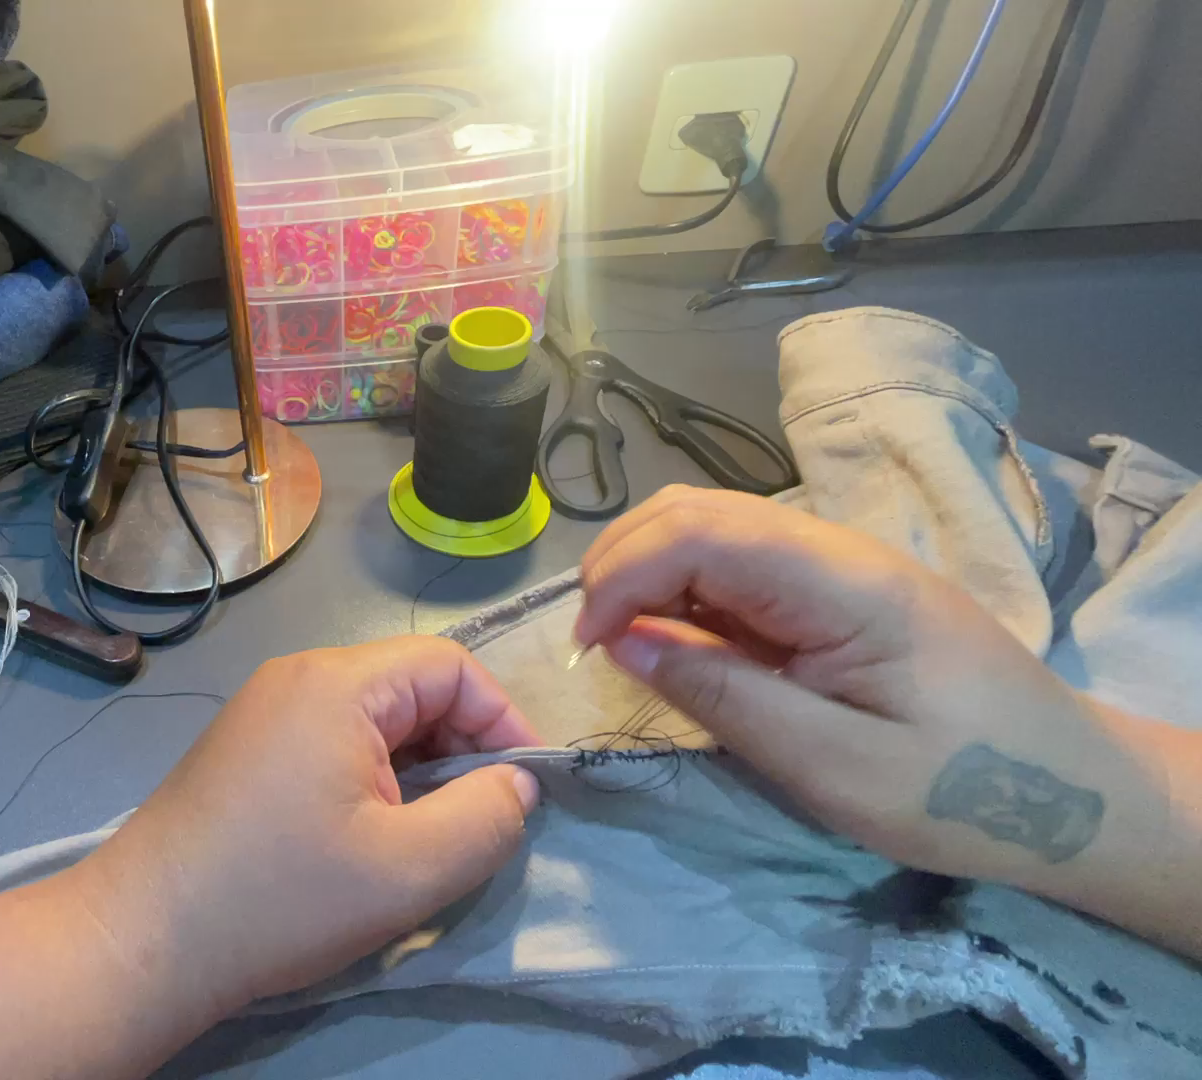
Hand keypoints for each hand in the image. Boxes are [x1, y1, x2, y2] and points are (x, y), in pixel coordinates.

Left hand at [68, 637, 540, 1016]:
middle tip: (478, 819)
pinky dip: (372, 773)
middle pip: (408, 685)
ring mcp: (265, 707)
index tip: (526, 786)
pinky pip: (333, 736)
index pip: (448, 665)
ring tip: (428, 831)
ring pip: (372, 715)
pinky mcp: (248, 743)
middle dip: (460, 745)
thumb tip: (517, 780)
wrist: (148, 933)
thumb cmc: (280, 896)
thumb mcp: (408, 869)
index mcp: (336, 682)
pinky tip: (372, 827)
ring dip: (417, 764)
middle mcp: (297, 675)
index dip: (501, 717)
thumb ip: (486, 818)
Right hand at [572, 486, 1136, 888]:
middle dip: (617, 563)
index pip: (701, 532)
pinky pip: (716, 555)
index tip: (592, 645)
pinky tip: (667, 631)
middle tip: (597, 640)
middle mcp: (828, 548)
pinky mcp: (813, 582)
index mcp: (844, 584)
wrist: (1075, 797)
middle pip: (688, 509)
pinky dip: (667, 583)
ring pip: (695, 520)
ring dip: (636, 566)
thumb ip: (722, 696)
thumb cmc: (963, 792)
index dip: (624, 574)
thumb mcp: (835, 767)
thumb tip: (621, 640)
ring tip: (621, 633)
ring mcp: (822, 559)